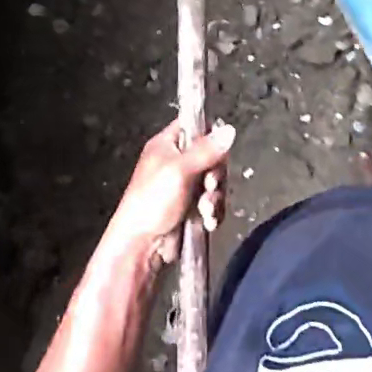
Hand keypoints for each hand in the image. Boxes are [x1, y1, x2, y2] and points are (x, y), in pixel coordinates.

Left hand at [103, 120, 236, 263]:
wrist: (141, 245)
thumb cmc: (153, 200)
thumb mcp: (180, 169)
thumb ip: (206, 150)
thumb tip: (229, 129)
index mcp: (167, 145)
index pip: (193, 126)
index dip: (209, 134)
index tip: (219, 149)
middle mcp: (176, 162)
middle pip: (212, 156)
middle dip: (215, 174)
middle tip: (208, 186)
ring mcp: (184, 186)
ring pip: (215, 182)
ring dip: (214, 198)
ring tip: (204, 210)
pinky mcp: (191, 208)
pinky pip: (213, 203)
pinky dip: (213, 213)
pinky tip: (207, 222)